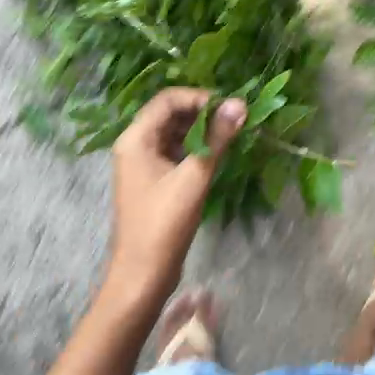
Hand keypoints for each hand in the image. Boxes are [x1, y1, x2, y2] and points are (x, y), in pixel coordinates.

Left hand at [102, 88, 246, 308]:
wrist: (141, 277)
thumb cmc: (164, 224)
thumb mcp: (194, 178)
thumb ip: (217, 138)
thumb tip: (240, 104)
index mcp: (136, 139)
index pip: (167, 100)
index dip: (198, 98)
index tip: (227, 107)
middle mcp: (134, 145)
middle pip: (170, 114)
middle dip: (201, 113)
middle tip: (232, 119)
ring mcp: (142, 164)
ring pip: (173, 133)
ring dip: (199, 131)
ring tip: (228, 134)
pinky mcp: (152, 180)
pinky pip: (173, 152)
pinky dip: (194, 149)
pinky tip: (215, 155)